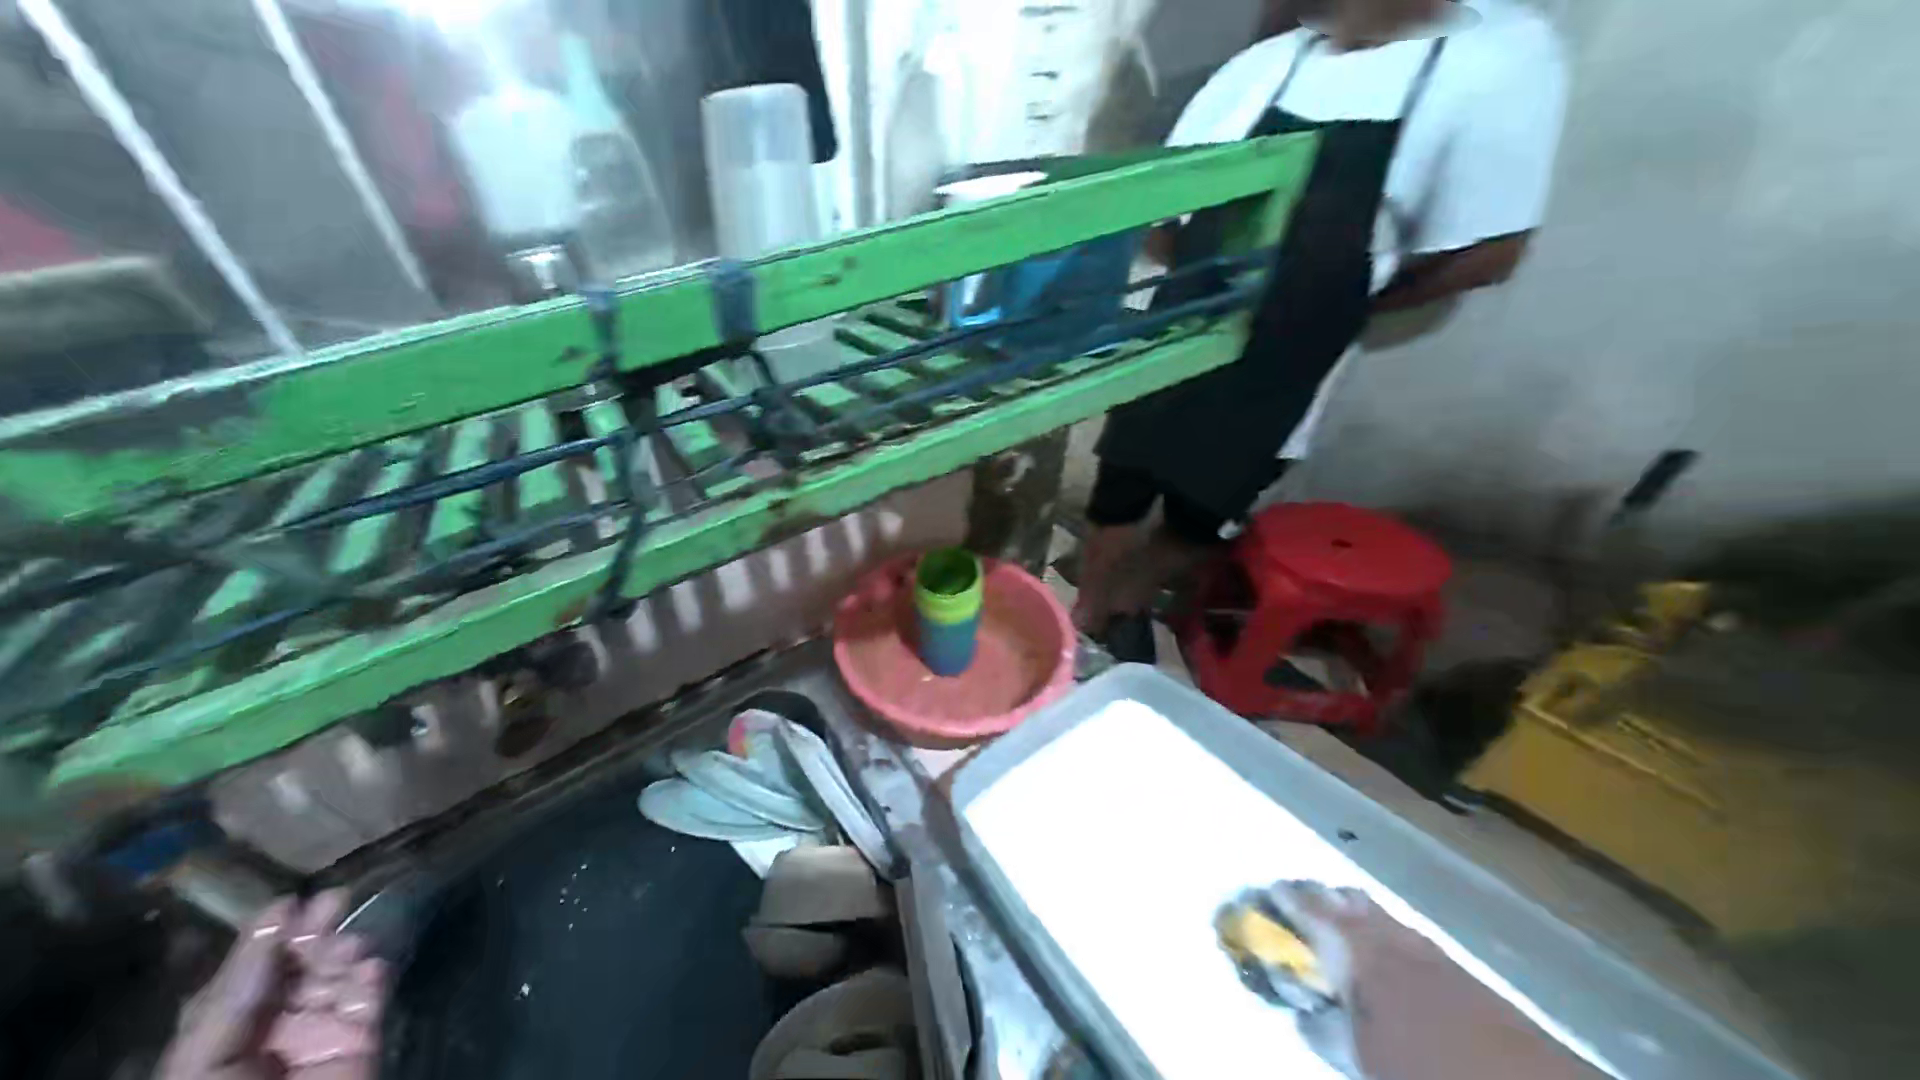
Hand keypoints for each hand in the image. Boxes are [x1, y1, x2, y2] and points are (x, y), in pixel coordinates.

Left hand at [157, 890, 386, 1079]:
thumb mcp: (205, 1058)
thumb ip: (238, 990)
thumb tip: (278, 911)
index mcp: (223, 1030)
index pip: (249, 971)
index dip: (269, 937)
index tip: (292, 902)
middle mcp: (272, 1023)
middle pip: (299, 966)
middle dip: (316, 933)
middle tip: (335, 902)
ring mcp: (320, 1028)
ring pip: (339, 972)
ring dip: (346, 952)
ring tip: (350, 949)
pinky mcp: (361, 1035)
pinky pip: (371, 995)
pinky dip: (372, 977)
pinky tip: (368, 971)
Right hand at [1269, 881, 1603, 1079]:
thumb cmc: (1421, 1065)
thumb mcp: (1356, 1054)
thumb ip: (1322, 1026)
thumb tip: (1301, 1011)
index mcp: (1350, 944)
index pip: (1301, 904)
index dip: (1276, 897)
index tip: (1256, 897)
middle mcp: (1379, 929)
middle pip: (1335, 894)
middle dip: (1309, 896)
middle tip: (1290, 913)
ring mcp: (1416, 940)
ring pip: (1368, 907)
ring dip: (1343, 910)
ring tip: (1329, 931)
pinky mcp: (1447, 960)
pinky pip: (1395, 927)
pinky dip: (1374, 930)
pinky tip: (1377, 958)